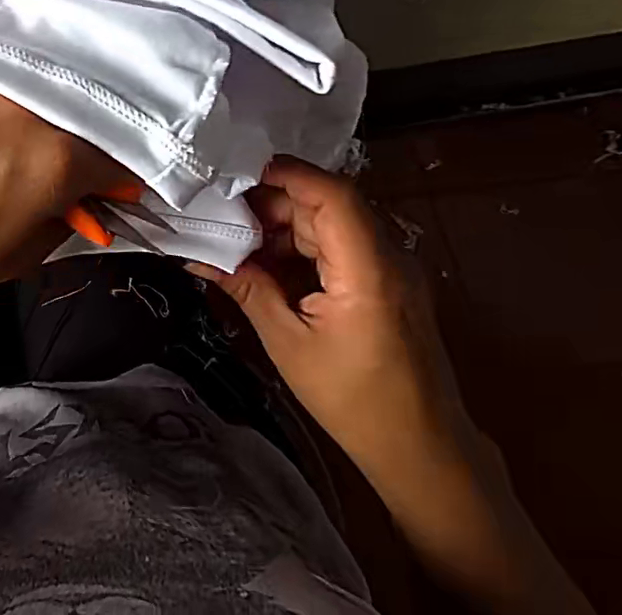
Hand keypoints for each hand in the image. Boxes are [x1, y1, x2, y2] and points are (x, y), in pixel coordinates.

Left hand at [0, 89, 127, 315]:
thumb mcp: (23, 253)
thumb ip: (71, 221)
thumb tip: (91, 204)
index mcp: (63, 158)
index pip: (124, 162)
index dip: (125, 184)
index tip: (117, 197)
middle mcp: (43, 111)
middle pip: (96, 127)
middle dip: (99, 155)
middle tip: (80, 183)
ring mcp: (6, 90)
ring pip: (61, 105)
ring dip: (66, 129)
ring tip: (42, 160)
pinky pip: (24, 92)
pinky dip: (33, 113)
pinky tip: (13, 136)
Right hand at [195, 159, 595, 613]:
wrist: (421, 447)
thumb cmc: (354, 402)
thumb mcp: (290, 345)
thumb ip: (248, 290)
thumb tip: (200, 258)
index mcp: (369, 270)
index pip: (334, 196)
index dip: (290, 175)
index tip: (243, 173)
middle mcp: (389, 256)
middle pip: (331, 206)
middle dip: (278, 204)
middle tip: (228, 216)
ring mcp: (393, 267)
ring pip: (335, 224)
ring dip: (289, 227)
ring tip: (242, 242)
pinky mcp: (389, 280)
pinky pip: (344, 247)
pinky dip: (308, 249)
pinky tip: (273, 263)